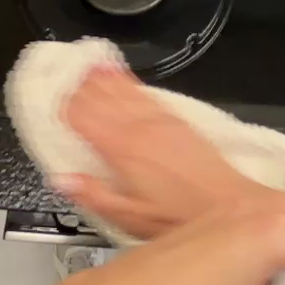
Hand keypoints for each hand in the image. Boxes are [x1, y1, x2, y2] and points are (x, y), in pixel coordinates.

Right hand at [58, 64, 267, 238]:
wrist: (231, 206)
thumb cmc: (181, 217)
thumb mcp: (129, 217)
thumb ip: (94, 195)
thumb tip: (63, 180)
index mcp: (121, 150)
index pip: (84, 117)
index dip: (65, 107)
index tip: (52, 102)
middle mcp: (139, 129)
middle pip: (102, 99)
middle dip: (81, 87)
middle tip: (62, 77)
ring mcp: (160, 122)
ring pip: (124, 92)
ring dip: (103, 79)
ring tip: (86, 66)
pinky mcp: (178, 122)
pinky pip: (147, 94)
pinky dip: (130, 81)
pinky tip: (123, 75)